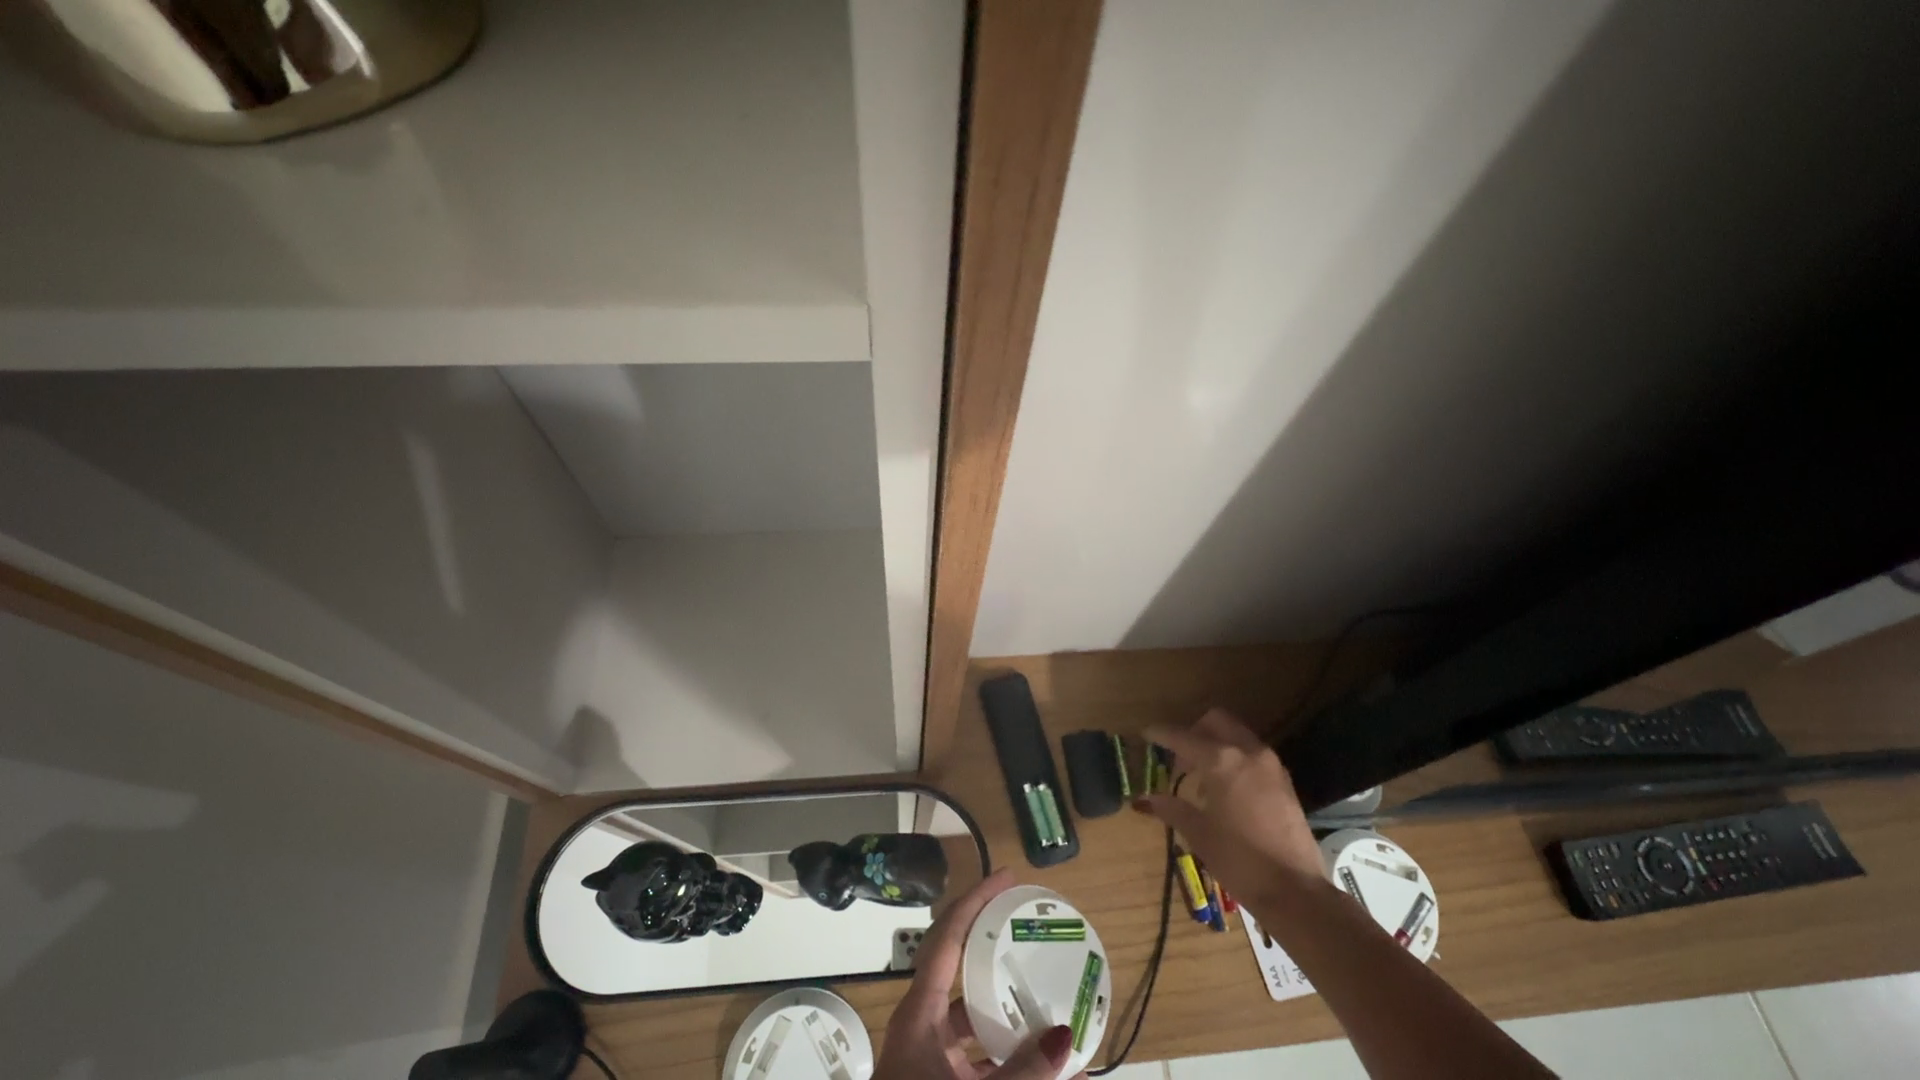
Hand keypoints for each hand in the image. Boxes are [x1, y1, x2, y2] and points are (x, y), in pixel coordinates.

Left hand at [875, 867, 1079, 1079]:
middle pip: (963, 972)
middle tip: (1036, 934)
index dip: (976, 900)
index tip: (1008, 877)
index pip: (948, 938)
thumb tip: (1070, 1038)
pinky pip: (980, 1059)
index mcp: (919, 1015)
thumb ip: (1025, 1074)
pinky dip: (1010, 1058)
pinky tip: (1047, 1067)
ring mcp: (930, 1058)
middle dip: (1000, 952)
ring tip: (1053, 999)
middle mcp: (923, 1026)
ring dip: (1011, 1012)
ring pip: (975, 1020)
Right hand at [1135, 709, 1327, 907]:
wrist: (1294, 889)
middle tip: (1178, 757)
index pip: (1183, 737)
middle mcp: (1248, 753)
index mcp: (1222, 762)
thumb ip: (1172, 808)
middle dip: (1194, 731)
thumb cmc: (1239, 860)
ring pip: (1238, 735)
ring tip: (1201, 777)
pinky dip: (1235, 758)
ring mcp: (1271, 765)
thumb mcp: (1199, 834)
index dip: (1161, 734)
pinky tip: (1226, 790)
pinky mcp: (1285, 781)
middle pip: (1217, 721)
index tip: (1146, 733)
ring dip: (1216, 744)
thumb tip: (1145, 799)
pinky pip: (1253, 754)